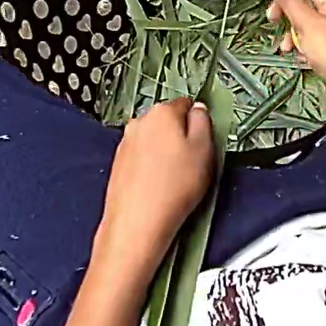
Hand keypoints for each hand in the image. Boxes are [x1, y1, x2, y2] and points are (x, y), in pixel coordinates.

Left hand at [94, 97, 215, 270]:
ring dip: (166, 154)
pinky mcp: (119, 165)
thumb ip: (203, 121)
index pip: (187, 104)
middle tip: (195, 162)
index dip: (200, 121)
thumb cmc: (174, 187)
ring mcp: (126, 144)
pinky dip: (153, 169)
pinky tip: (162, 187)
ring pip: (155, 141)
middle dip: (182, 137)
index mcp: (162, 112)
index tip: (206, 139)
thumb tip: (199, 109)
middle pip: (169, 122)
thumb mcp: (205, 149)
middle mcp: (140, 123)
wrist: (138, 221)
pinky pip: (143, 159)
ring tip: (178, 180)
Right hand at [266, 0, 325, 109]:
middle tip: (272, 16)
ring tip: (286, 43)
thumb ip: (288, 1)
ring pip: (300, 19)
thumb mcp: (306, 23)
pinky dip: (296, 42)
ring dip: (288, 29)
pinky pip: (304, 37)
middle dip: (283, 6)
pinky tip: (294, 53)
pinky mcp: (325, 45)